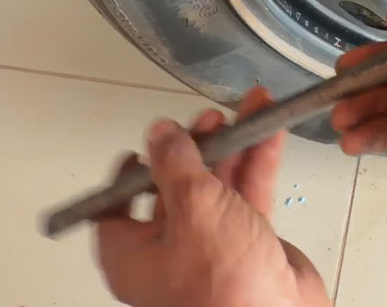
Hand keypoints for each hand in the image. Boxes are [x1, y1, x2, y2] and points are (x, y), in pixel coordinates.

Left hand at [94, 87, 326, 306]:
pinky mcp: (249, 241)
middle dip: (196, 145)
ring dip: (234, 143)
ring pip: (217, 182)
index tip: (147, 141)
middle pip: (174, 186)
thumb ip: (176, 164)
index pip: (115, 212)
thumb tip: (158, 131)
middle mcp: (170, 251)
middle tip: (211, 118)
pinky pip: (250, 190)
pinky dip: (259, 158)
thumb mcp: (193, 210)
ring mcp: (212, 245)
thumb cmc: (223, 279)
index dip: (128, 174)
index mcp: (135, 257)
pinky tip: (271, 128)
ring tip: (250, 106)